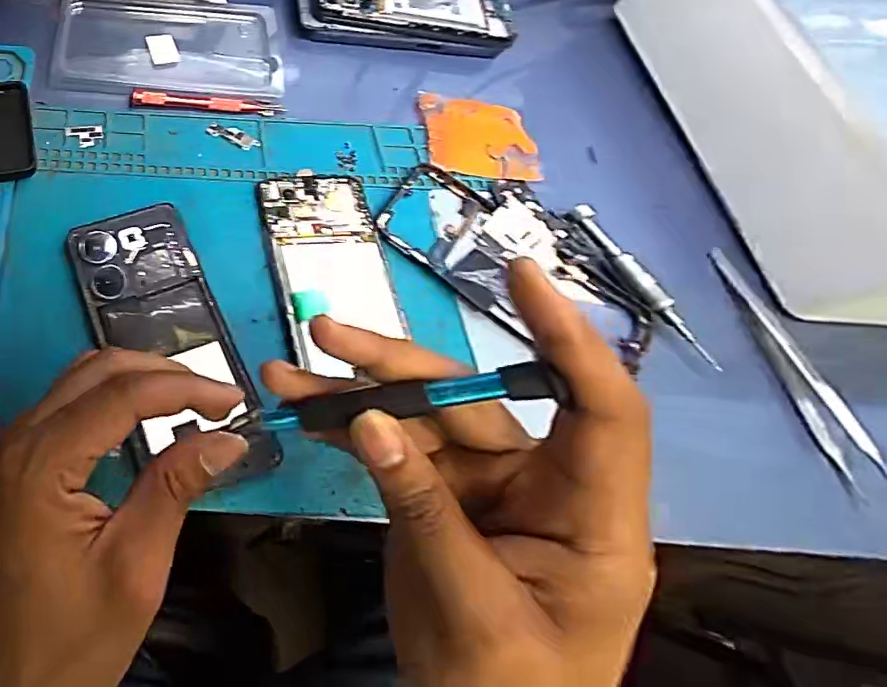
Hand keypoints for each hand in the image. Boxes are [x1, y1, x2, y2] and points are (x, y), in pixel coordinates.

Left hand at [0, 349, 249, 686]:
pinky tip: (149, 411)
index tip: (233, 399)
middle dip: (164, 374)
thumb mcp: (134, 568)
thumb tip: (226, 438)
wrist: (11, 681)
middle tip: (216, 398)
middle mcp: (24, 434)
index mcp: (44, 460)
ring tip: (192, 399)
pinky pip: (73, 397)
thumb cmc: (72, 636)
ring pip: (85, 374)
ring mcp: (19, 440)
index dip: (184, 388)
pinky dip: (117, 392)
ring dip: (140, 376)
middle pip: (101, 369)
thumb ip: (174, 489)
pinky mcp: (24, 453)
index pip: (122, 394)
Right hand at [261, 258, 654, 686]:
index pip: (600, 410)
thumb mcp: (471, 609)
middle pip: (469, 398)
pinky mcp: (435, 492)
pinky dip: (343, 426)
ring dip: (349, 392)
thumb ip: (422, 509)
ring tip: (287, 375)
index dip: (569, 339)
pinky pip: (387, 444)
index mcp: (589, 516)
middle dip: (395, 364)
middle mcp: (537, 483)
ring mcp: (481, 485)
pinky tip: (300, 411)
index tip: (524, 277)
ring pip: (416, 414)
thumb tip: (369, 421)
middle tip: (327, 334)